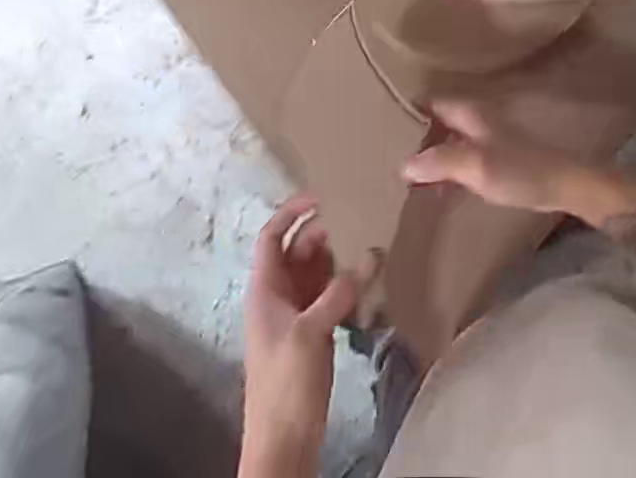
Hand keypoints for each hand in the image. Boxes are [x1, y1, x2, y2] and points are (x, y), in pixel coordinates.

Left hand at [240, 195, 366, 477]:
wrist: (283, 439)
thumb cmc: (285, 380)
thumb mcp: (311, 332)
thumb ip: (338, 292)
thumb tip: (370, 256)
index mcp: (264, 287)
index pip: (271, 236)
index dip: (290, 212)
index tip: (318, 196)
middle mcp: (277, 295)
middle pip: (296, 252)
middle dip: (320, 233)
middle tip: (352, 219)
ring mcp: (295, 314)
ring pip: (313, 273)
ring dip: (334, 259)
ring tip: (363, 241)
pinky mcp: (311, 332)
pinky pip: (326, 296)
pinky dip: (342, 285)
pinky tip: (365, 279)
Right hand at [402, 101, 635, 225]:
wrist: (566, 186)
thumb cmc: (520, 171)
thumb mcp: (475, 167)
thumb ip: (439, 162)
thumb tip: (403, 165)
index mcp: (468, 112)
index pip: (429, 102)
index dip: (408, 110)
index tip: (386, 123)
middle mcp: (474, 117)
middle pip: (437, 119)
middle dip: (416, 132)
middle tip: (392, 150)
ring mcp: (486, 135)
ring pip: (448, 137)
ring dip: (431, 151)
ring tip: (409, 169)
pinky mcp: (495, 155)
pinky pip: (460, 153)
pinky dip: (446, 163)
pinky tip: (438, 182)